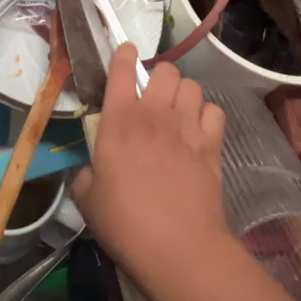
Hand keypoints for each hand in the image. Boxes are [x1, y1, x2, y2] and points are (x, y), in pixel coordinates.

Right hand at [71, 45, 227, 279]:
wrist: (179, 248)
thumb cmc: (126, 223)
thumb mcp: (88, 201)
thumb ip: (86, 177)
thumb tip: (91, 172)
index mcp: (118, 121)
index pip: (122, 70)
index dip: (124, 55)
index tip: (126, 52)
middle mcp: (154, 114)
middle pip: (165, 70)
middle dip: (160, 76)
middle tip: (154, 96)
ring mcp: (186, 128)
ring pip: (192, 86)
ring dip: (184, 93)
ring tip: (179, 110)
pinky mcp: (212, 147)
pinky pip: (215, 111)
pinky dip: (207, 115)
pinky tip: (200, 130)